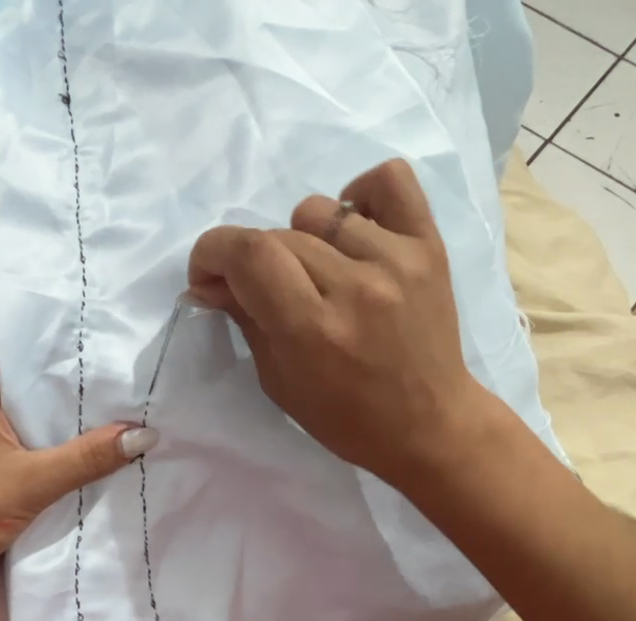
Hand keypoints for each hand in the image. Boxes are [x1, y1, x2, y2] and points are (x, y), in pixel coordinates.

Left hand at [0, 334, 155, 601]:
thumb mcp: (34, 479)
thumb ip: (89, 456)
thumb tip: (148, 433)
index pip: (5, 337)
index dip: (39, 319)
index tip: (85, 307)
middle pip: (27, 373)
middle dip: (67, 361)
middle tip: (120, 343)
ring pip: (36, 410)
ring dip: (70, 404)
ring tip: (123, 381)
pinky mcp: (2, 470)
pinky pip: (40, 442)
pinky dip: (67, 438)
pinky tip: (104, 435)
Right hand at [186, 159, 504, 492]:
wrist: (427, 424)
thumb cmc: (343, 417)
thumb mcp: (277, 380)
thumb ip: (244, 320)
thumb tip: (205, 283)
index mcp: (312, 329)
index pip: (248, 253)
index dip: (211, 253)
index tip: (207, 276)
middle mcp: (355, 286)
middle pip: (278, 235)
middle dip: (252, 260)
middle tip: (264, 292)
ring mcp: (397, 260)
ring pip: (320, 211)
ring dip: (303, 238)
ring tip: (318, 272)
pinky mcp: (430, 246)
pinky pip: (389, 181)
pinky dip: (360, 196)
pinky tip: (354, 230)